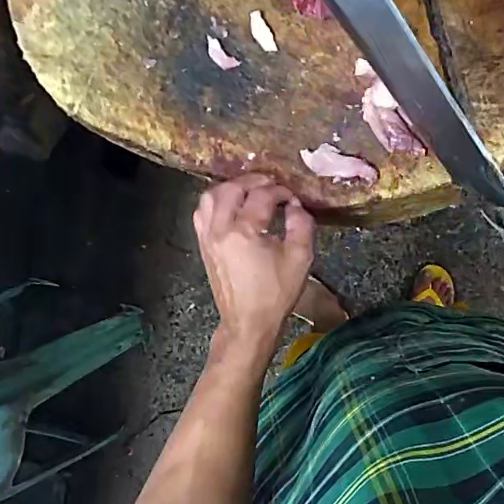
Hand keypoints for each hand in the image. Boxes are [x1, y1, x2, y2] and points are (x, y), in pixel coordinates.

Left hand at [193, 174, 315, 345]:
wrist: (248, 321)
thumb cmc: (275, 293)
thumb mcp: (300, 258)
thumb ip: (301, 224)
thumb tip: (295, 205)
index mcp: (244, 232)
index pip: (262, 196)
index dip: (280, 191)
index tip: (291, 198)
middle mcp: (220, 229)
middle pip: (231, 188)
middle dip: (253, 181)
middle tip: (271, 184)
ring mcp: (207, 237)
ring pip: (210, 197)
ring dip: (230, 188)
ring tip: (249, 191)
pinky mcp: (203, 245)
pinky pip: (202, 212)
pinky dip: (215, 202)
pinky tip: (231, 206)